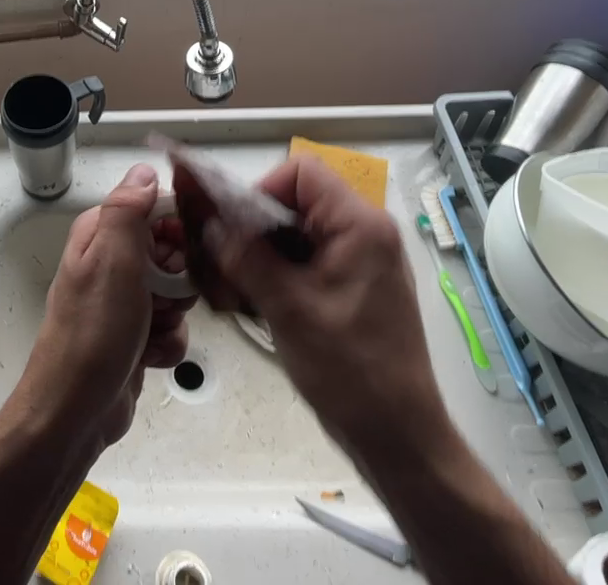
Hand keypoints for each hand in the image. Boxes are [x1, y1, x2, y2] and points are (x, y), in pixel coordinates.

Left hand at [20, 165, 194, 448]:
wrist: (75, 411)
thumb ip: (128, 212)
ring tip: (152, 332)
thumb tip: (144, 170)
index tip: (181, 254)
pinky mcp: (134, 334)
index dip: (176, 228)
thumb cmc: (93, 335)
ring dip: (175, 316)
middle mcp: (109, 263)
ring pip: (177, 293)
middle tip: (164, 298)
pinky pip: (171, 328)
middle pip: (172, 251)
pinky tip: (149, 357)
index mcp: (99, 236)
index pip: (152, 208)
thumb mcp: (113, 262)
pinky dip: (167, 344)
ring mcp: (122, 301)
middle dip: (180, 279)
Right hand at [188, 155, 446, 461]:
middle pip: (296, 200)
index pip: (300, 172)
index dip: (260, 190)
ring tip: (235, 285)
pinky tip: (256, 301)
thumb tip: (209, 224)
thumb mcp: (289, 309)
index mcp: (360, 226)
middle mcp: (365, 233)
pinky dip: (277, 271)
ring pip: (296, 231)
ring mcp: (360, 260)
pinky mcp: (352, 285)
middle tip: (224, 260)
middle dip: (254, 225)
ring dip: (262, 251)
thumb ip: (247, 258)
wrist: (397, 435)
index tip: (234, 229)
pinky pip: (306, 258)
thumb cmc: (350, 371)